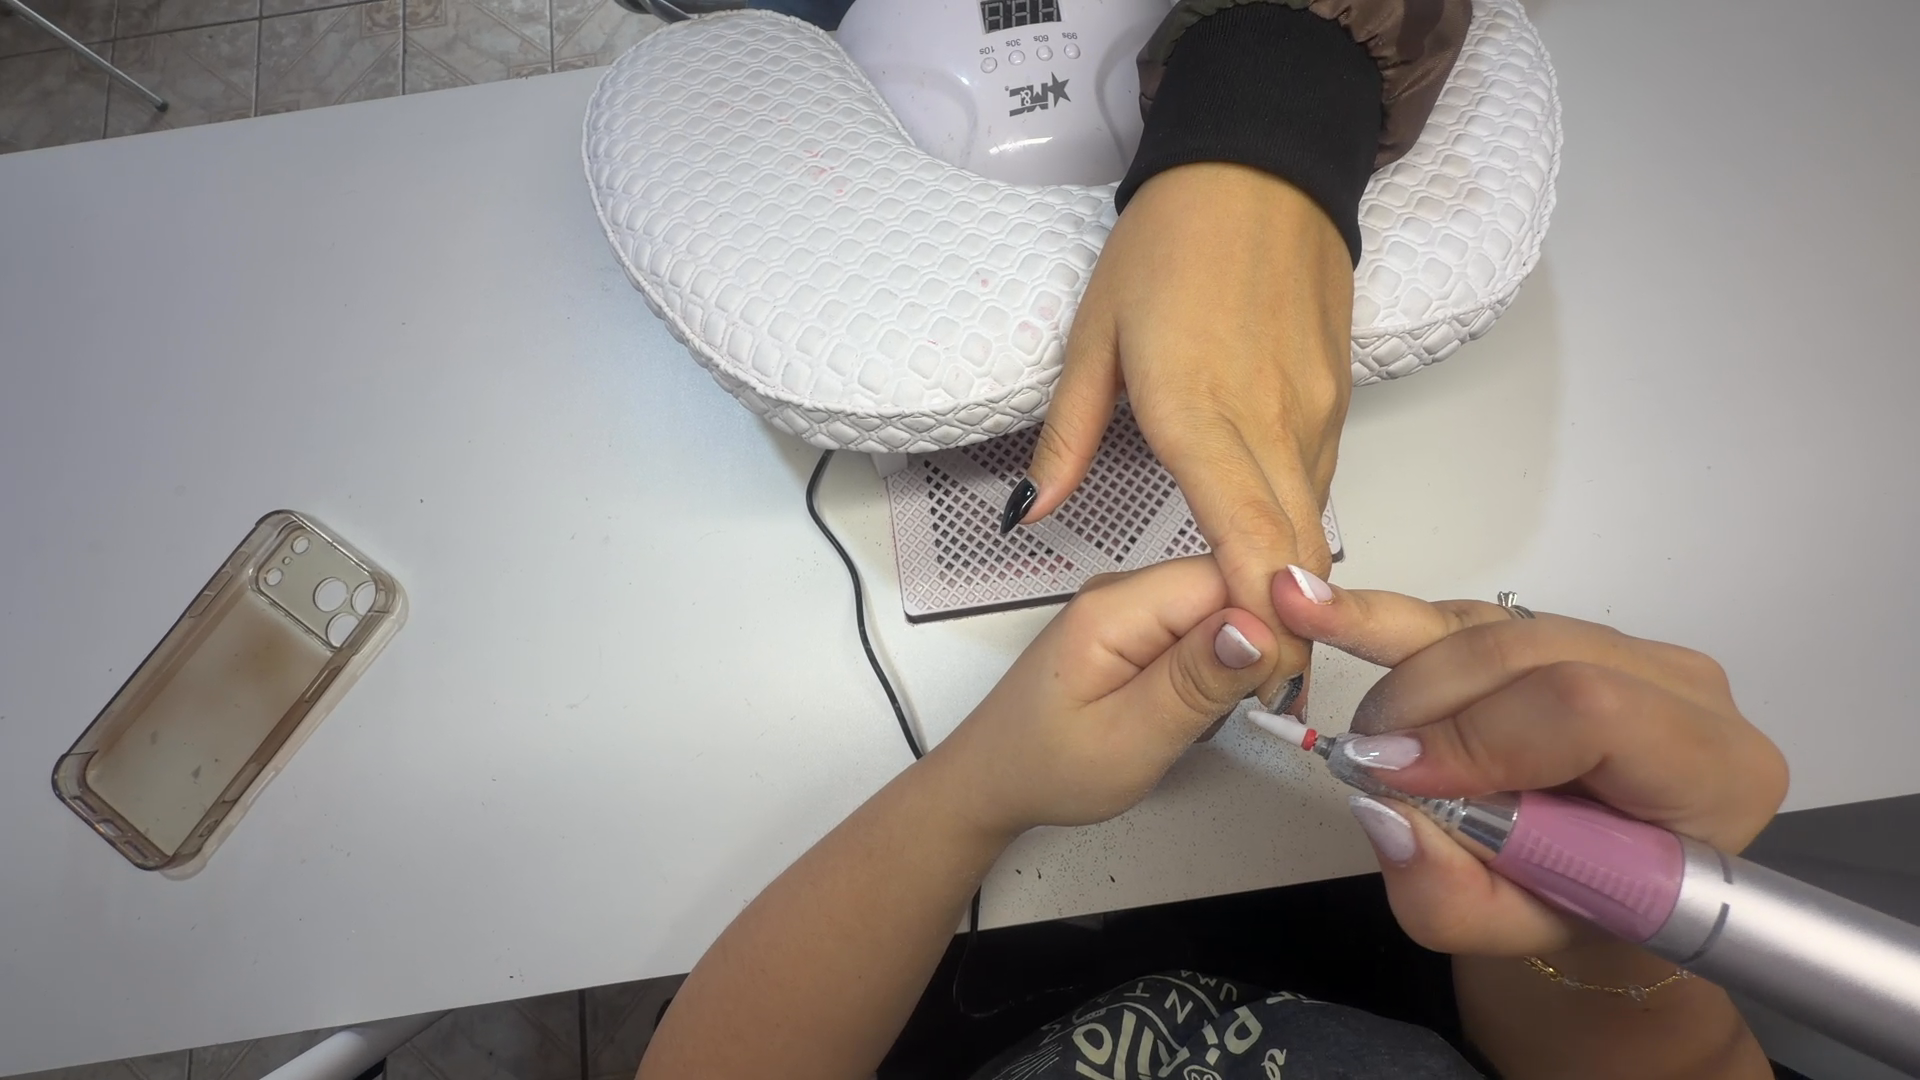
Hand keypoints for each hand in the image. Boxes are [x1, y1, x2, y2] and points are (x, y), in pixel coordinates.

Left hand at [931, 556, 1277, 838]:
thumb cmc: (1048, 766)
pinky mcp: (1132, 628)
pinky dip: (1211, 669)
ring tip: (1202, 714)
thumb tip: (1261, 628)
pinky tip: (1188, 704)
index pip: (1224, 574)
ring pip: (1218, 609)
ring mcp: (1126, 606)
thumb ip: (1195, 683)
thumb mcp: (1129, 739)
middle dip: (1257, 645)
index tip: (1278, 684)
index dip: (1270, 622)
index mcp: (1112, 607)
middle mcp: (1121, 591)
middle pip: (1226, 585)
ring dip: (1234, 662)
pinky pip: (1197, 629)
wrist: (996, 775)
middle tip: (1243, 708)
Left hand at [1008, 163, 1353, 707]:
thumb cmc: (1164, 253)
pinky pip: (1322, 481)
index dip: (1257, 614)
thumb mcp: (1091, 340)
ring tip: (1266, 631)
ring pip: (1315, 519)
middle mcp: (1274, 424)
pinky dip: (1301, 526)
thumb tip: (1032, 511)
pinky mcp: (1338, 398)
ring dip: (1294, 580)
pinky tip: (1275, 547)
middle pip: (1295, 548)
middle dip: (1286, 622)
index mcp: (1201, 416)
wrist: (1259, 168)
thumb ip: (1066, 438)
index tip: (1255, 674)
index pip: (1245, 538)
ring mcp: (1316, 411)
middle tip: (1263, 680)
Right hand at [1270, 566, 1789, 957]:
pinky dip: (1373, 620)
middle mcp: (1672, 684)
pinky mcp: (1534, 624)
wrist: (1582, 872)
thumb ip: (1448, 896)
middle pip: (1518, 650)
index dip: (1475, 735)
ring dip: (1394, 669)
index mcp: (1708, 768)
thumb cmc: (1565, 904)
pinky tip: (1312, 605)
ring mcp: (1603, 641)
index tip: (1388, 775)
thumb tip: (1381, 812)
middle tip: (1363, 757)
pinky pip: (1448, 613)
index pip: (1587, 710)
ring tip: (1362, 727)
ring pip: (1474, 622)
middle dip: (1418, 700)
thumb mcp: (1509, 931)